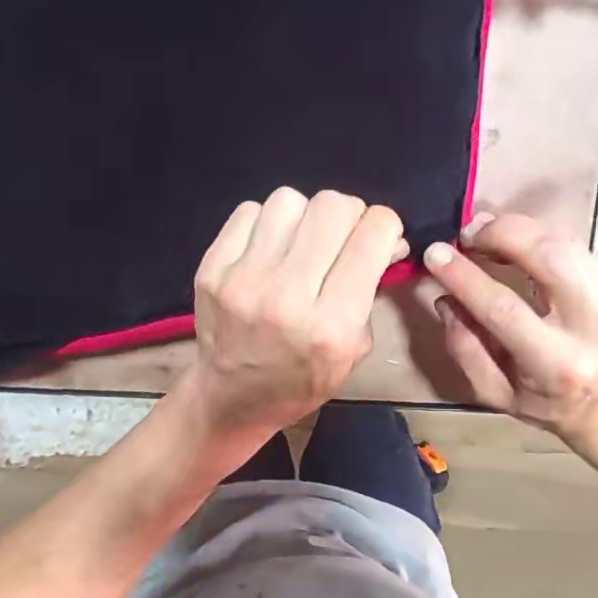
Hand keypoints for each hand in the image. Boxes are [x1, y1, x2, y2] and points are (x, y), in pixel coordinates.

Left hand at [181, 188, 406, 436]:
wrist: (233, 398)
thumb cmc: (302, 379)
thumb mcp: (354, 349)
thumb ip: (372, 288)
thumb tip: (386, 236)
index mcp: (332, 326)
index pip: (372, 235)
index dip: (385, 225)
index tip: (379, 236)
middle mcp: (286, 297)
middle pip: (332, 207)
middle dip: (350, 214)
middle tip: (343, 237)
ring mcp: (242, 280)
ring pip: (290, 200)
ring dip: (305, 215)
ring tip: (302, 242)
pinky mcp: (211, 269)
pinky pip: (249, 211)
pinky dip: (268, 222)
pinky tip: (270, 247)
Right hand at [422, 213, 597, 470]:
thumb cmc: (545, 404)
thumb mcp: (493, 393)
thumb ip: (465, 348)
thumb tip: (446, 298)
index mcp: (556, 364)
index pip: (504, 308)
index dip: (465, 276)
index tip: (435, 253)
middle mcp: (593, 328)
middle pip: (550, 257)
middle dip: (502, 233)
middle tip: (468, 233)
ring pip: (566, 242)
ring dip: (520, 228)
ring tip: (486, 233)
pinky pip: (576, 247)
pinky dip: (540, 237)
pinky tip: (517, 245)